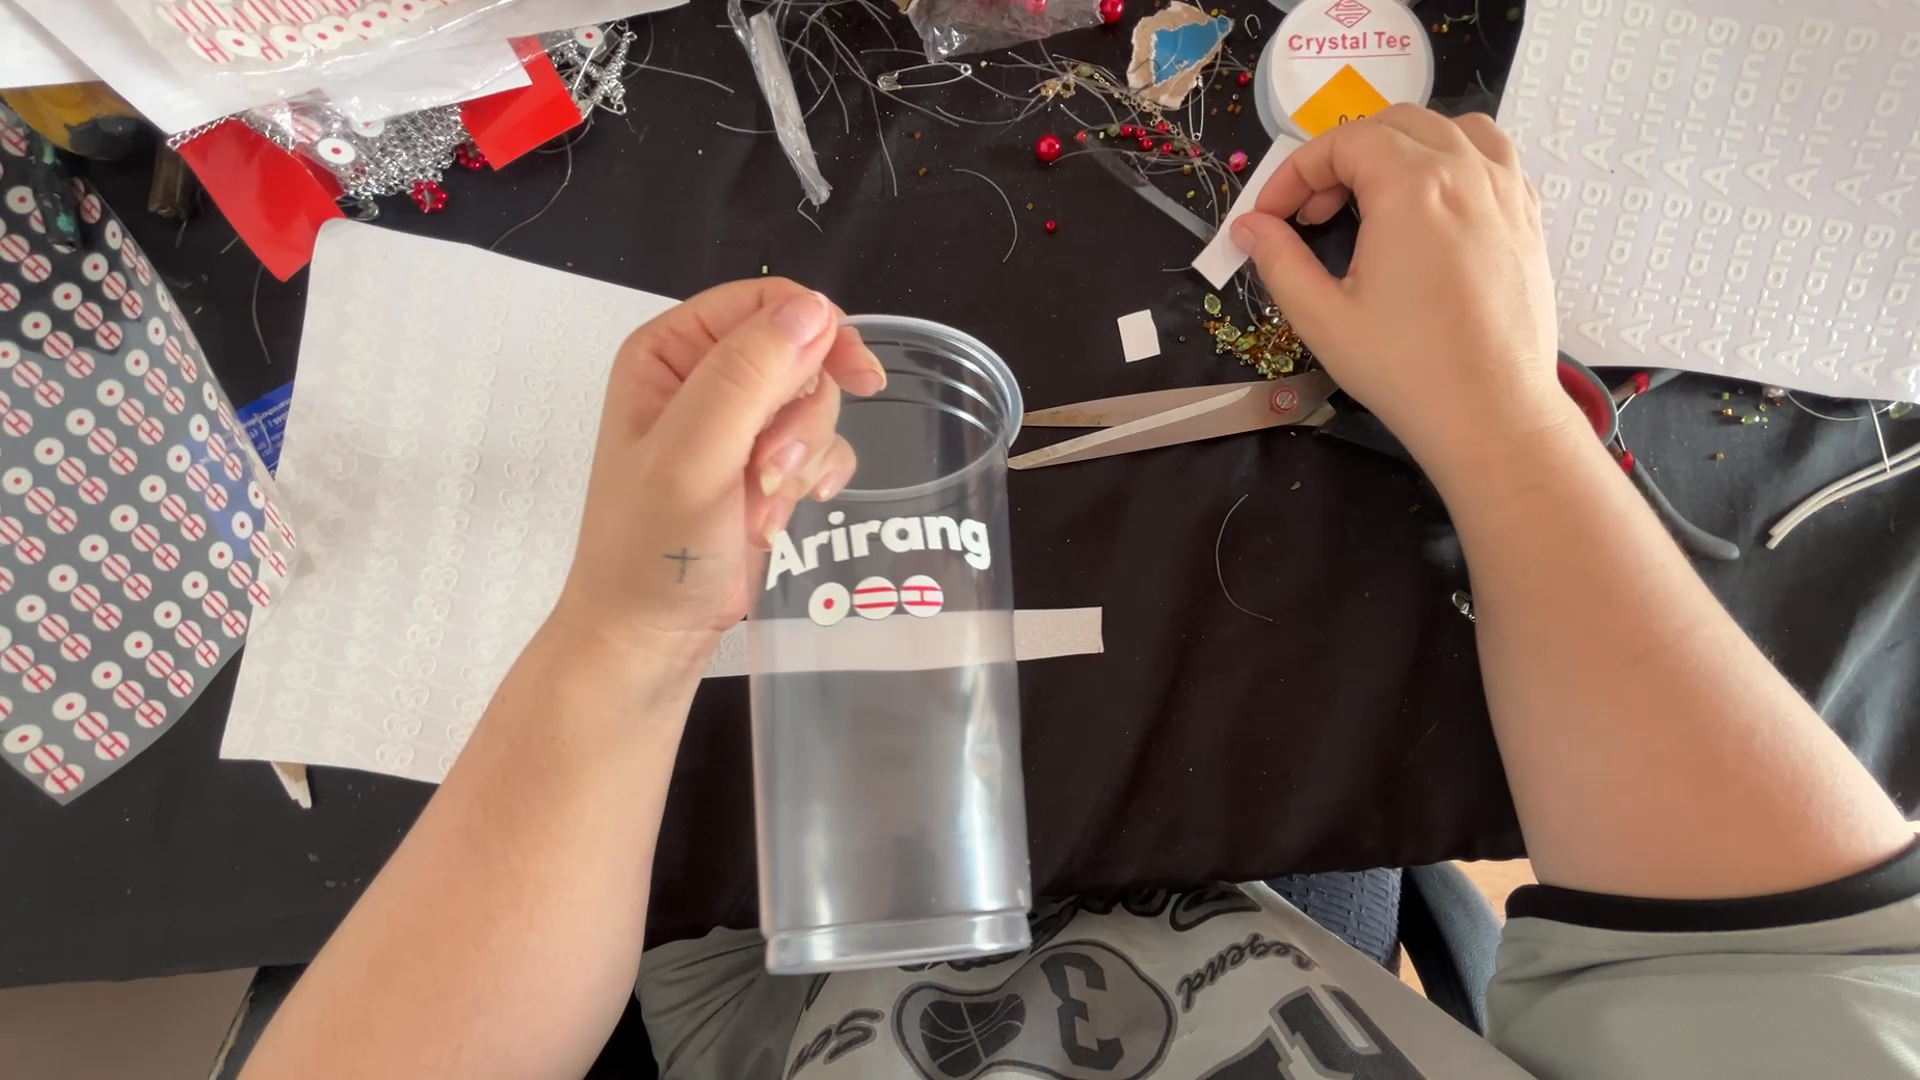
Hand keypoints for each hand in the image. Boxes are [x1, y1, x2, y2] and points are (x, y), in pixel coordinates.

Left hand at [551, 279, 885, 660]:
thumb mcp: (693, 455)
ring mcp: (741, 426)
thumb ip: (748, 377)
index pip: (765, 304)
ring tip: (763, 505)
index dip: (818, 332)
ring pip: (818, 407)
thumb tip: (817, 310)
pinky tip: (785, 513)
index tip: (858, 376)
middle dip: (800, 422)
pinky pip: (826, 448)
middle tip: (769, 473)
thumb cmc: (653, 547)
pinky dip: (815, 480)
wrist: (654, 629)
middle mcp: (708, 379)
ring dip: (803, 460)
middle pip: (802, 359)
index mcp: (673, 352)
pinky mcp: (769, 466)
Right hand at [1232, 106, 1574, 472]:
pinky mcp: (1527, 213)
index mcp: (1411, 189)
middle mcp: (1465, 170)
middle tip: (1310, 216)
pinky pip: (1487, 155)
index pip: (1342, 143)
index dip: (1293, 174)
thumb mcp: (1320, 316)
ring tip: (1368, 203)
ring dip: (1394, 152)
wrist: (1486, 409)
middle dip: (1338, 160)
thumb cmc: (1399, 366)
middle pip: (1391, 125)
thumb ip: (1278, 260)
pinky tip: (1424, 210)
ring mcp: (1506, 187)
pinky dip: (1445, 162)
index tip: (1268, 218)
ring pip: (1445, 128)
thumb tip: (1248, 227)